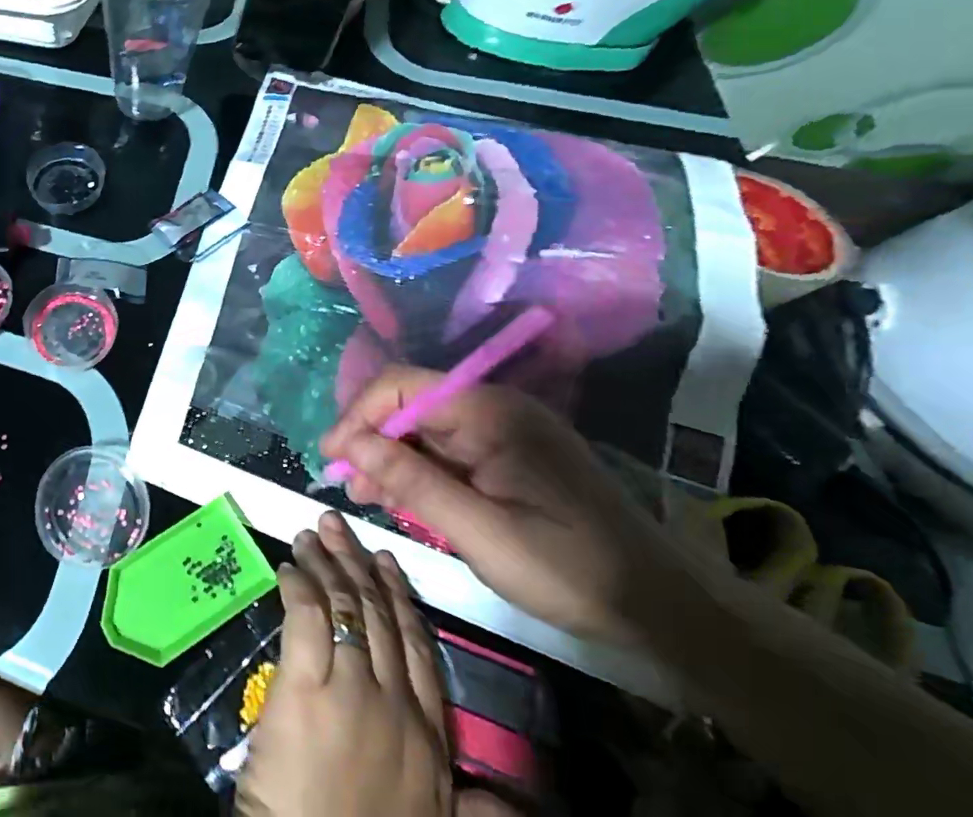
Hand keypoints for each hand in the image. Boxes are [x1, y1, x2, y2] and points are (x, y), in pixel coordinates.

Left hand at [235, 511, 452, 816]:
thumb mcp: (431, 816)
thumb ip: (469, 798)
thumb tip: (518, 801)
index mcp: (429, 734)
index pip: (418, 650)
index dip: (401, 601)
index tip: (388, 562)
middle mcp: (397, 703)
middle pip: (379, 618)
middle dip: (358, 566)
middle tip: (338, 526)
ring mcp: (353, 691)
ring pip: (344, 610)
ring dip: (326, 566)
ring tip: (311, 534)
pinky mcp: (306, 687)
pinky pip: (306, 619)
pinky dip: (298, 587)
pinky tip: (287, 567)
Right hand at [321, 365, 686, 645]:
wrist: (665, 610)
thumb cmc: (569, 569)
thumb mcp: (479, 530)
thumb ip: (410, 480)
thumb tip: (347, 443)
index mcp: (491, 413)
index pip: (401, 387)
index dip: (356, 416)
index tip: (331, 458)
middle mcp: (496, 409)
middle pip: (409, 404)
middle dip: (369, 439)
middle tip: (347, 485)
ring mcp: (505, 432)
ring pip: (423, 428)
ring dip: (389, 456)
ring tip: (366, 495)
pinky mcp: (510, 456)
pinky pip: (446, 449)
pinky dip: (417, 469)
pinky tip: (402, 498)